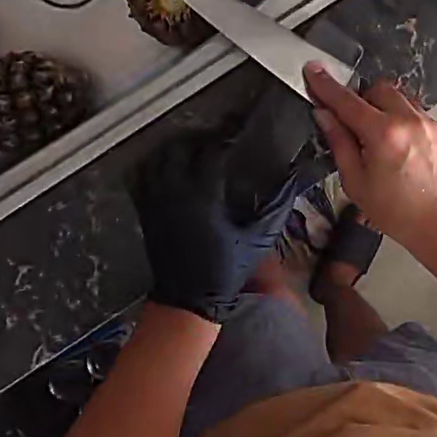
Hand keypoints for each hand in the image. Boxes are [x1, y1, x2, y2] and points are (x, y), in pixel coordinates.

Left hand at [131, 134, 295, 323]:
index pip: (212, 152)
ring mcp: (156, 202)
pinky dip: (157, 169)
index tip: (237, 137)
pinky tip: (173, 173)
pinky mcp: (145, 212)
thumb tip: (293, 178)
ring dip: (176, 153)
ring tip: (194, 154)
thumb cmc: (225, 269)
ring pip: (158, 160)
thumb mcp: (258, 238)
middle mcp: (175, 193)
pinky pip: (144, 179)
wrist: (188, 299)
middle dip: (199, 142)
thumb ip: (276, 205)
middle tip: (216, 144)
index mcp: (204, 196)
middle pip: (181, 149)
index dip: (225, 140)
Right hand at [304, 63, 436, 250]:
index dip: (325, 84)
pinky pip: (417, 114)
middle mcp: (409, 121)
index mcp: (383, 135)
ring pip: (399, 99)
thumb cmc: (401, 213)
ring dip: (384, 111)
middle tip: (354, 124)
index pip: (346, 100)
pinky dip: (404, 124)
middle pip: (377, 89)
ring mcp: (430, 124)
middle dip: (362, 100)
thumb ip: (339, 143)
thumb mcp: (356, 183)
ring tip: (381, 143)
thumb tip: (325, 117)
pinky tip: (402, 150)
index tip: (314, 71)